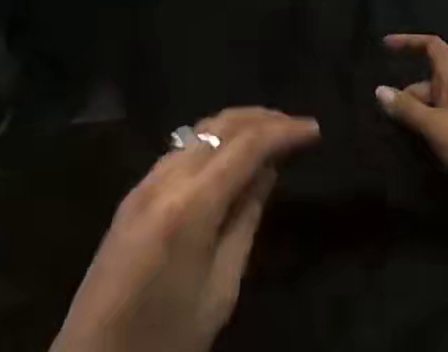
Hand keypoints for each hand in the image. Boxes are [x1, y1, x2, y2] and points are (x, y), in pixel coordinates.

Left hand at [52, 108, 320, 351]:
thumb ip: (246, 220)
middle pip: (221, 125)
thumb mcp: (221, 288)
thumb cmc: (165, 338)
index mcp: (190, 206)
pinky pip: (182, 149)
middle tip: (297, 126)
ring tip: (271, 135)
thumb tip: (269, 170)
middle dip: (264, 118)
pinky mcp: (132, 197)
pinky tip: (231, 155)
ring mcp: (143, 186)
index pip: (248, 145)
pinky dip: (214, 140)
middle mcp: (165, 181)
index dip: (285, 131)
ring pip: (199, 130)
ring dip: (239, 125)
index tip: (315, 129)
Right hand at [375, 34, 447, 198]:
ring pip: (433, 104)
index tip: (384, 46)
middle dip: (405, 94)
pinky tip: (413, 146)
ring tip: (388, 133)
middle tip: (378, 114)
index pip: (432, 46)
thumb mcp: (437, 125)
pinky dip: (426, 128)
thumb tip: (380, 89)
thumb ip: (408, 109)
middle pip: (427, 80)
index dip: (409, 42)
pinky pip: (442, 121)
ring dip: (414, 114)